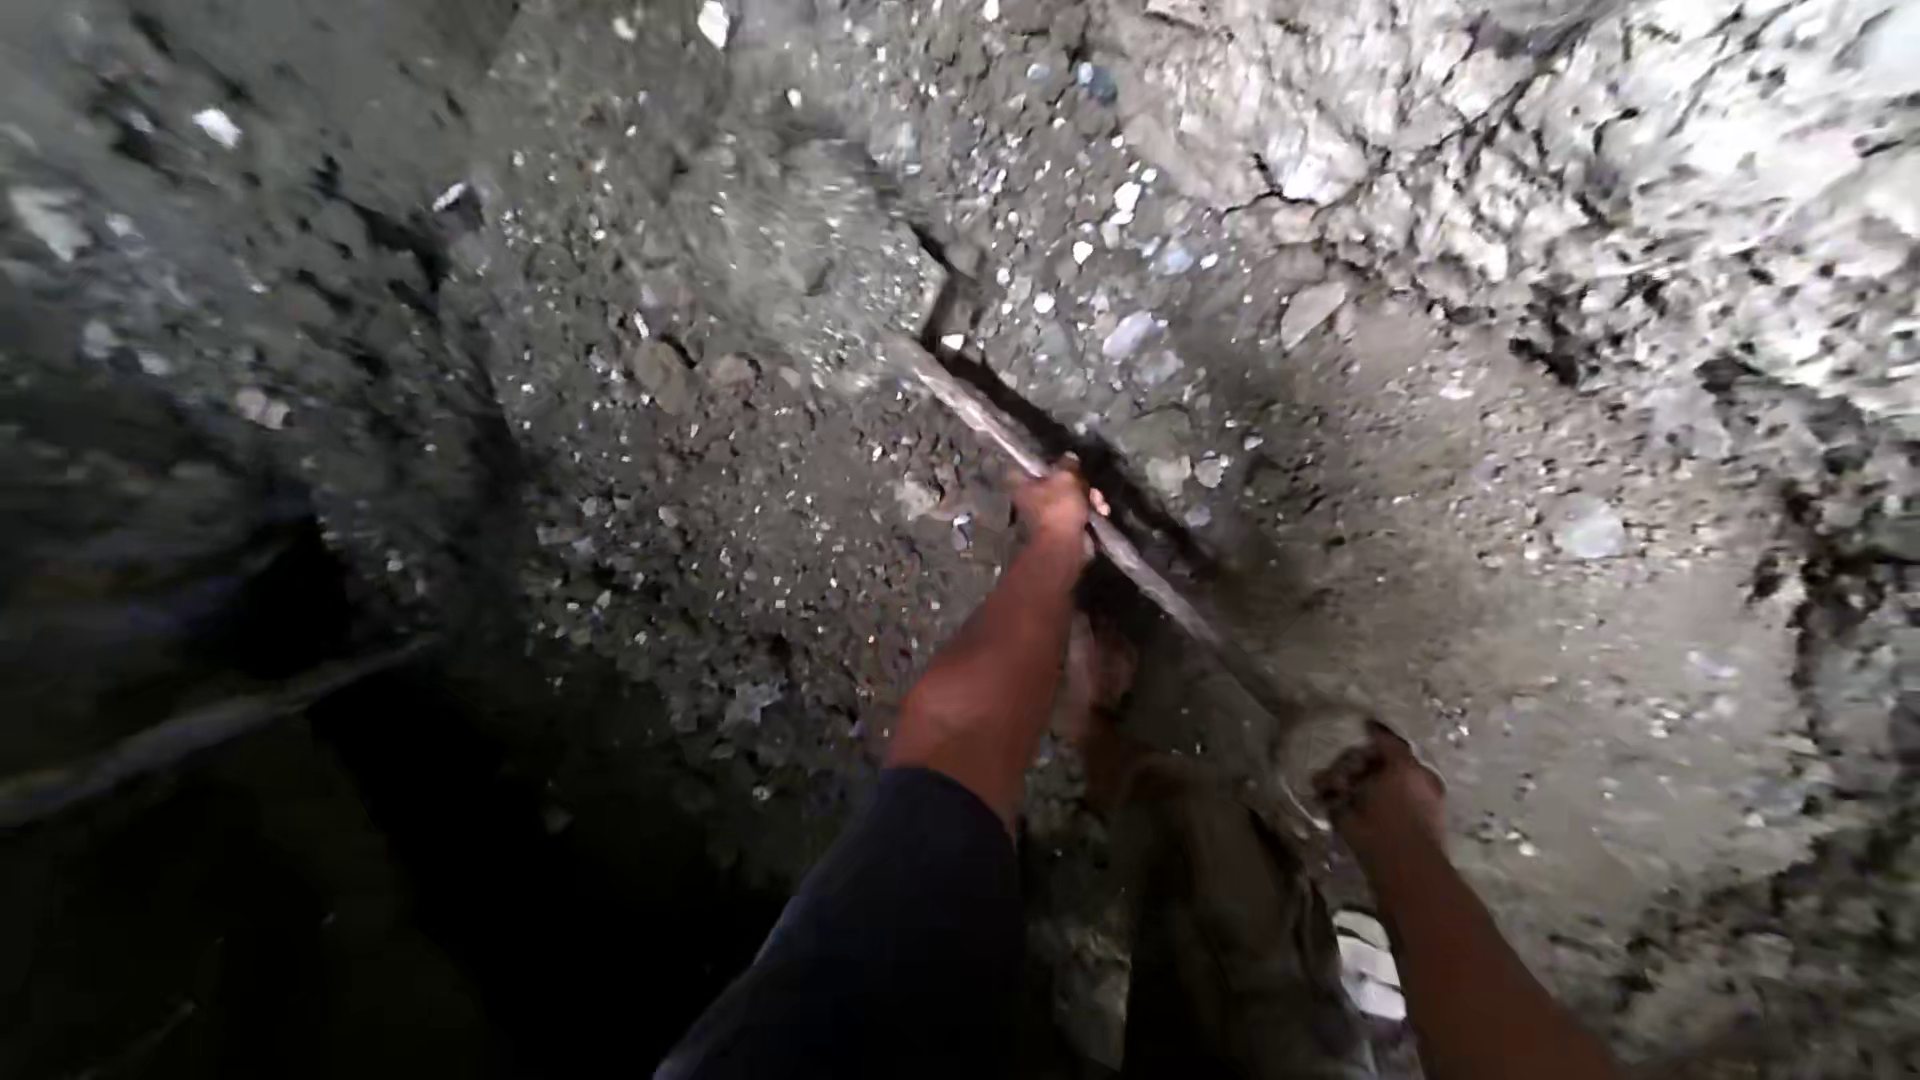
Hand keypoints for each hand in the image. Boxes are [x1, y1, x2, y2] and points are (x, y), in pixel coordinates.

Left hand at [1012, 463, 1106, 553]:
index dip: (1052, 464)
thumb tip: (1069, 457)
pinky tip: (1102, 513)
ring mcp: (1047, 516)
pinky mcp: (1062, 528)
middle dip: (1081, 485)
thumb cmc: (1059, 507)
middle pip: (1058, 483)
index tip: (1069, 465)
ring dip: (1090, 499)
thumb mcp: (1066, 477)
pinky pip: (1078, 514)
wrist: (1064, 545)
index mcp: (1023, 486)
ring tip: (1100, 505)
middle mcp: (1031, 500)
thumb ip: (1068, 464)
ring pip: (1072, 498)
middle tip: (1091, 489)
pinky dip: (1090, 513)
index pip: (1034, 467)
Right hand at [1313, 720, 1446, 859]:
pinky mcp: (1341, 809)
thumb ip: (1391, 744)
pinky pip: (1326, 787)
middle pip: (1358, 758)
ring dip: (1336, 774)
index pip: (1382, 749)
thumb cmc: (1405, 808)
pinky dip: (1325, 786)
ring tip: (1339, 786)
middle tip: (1353, 770)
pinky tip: (1328, 791)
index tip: (1362, 744)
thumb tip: (1372, 723)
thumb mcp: (1405, 768)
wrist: (1391, 851)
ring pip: (1340, 771)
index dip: (1371, 745)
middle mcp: (1385, 785)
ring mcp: (1363, 798)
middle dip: (1351, 760)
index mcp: (1408, 775)